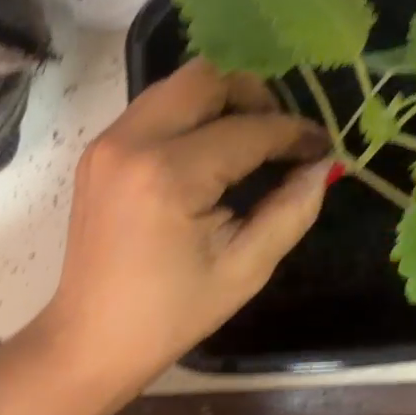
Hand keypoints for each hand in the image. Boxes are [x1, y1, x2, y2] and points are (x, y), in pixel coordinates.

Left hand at [0, 60, 331, 414]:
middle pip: (205, 77)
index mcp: (167, 174)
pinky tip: (212, 149)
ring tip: (252, 138)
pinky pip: (154, 107)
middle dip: (254, 94)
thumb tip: (322, 164)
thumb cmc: (171, 313)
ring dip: (220, 99)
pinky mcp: (98, 149)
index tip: (323, 146)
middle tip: (282, 133)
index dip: (293, 133)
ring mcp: (108, 140)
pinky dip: (190, 113)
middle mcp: (131, 140)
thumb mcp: (245, 268)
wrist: (92, 337)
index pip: (246, 129)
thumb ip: (290, 209)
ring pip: (176, 85)